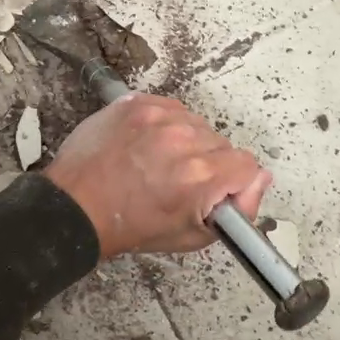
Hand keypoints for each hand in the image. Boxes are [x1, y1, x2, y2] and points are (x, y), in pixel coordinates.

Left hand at [44, 93, 270, 257]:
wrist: (78, 205)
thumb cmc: (130, 225)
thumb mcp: (192, 236)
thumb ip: (239, 210)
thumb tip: (261, 179)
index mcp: (200, 176)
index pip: (247, 164)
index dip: (235, 181)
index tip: (217, 189)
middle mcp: (182, 140)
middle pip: (221, 143)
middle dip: (209, 162)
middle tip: (180, 179)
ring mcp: (156, 117)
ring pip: (196, 123)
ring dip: (186, 140)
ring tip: (160, 161)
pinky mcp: (136, 103)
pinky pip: (170, 107)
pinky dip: (165, 123)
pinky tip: (148, 144)